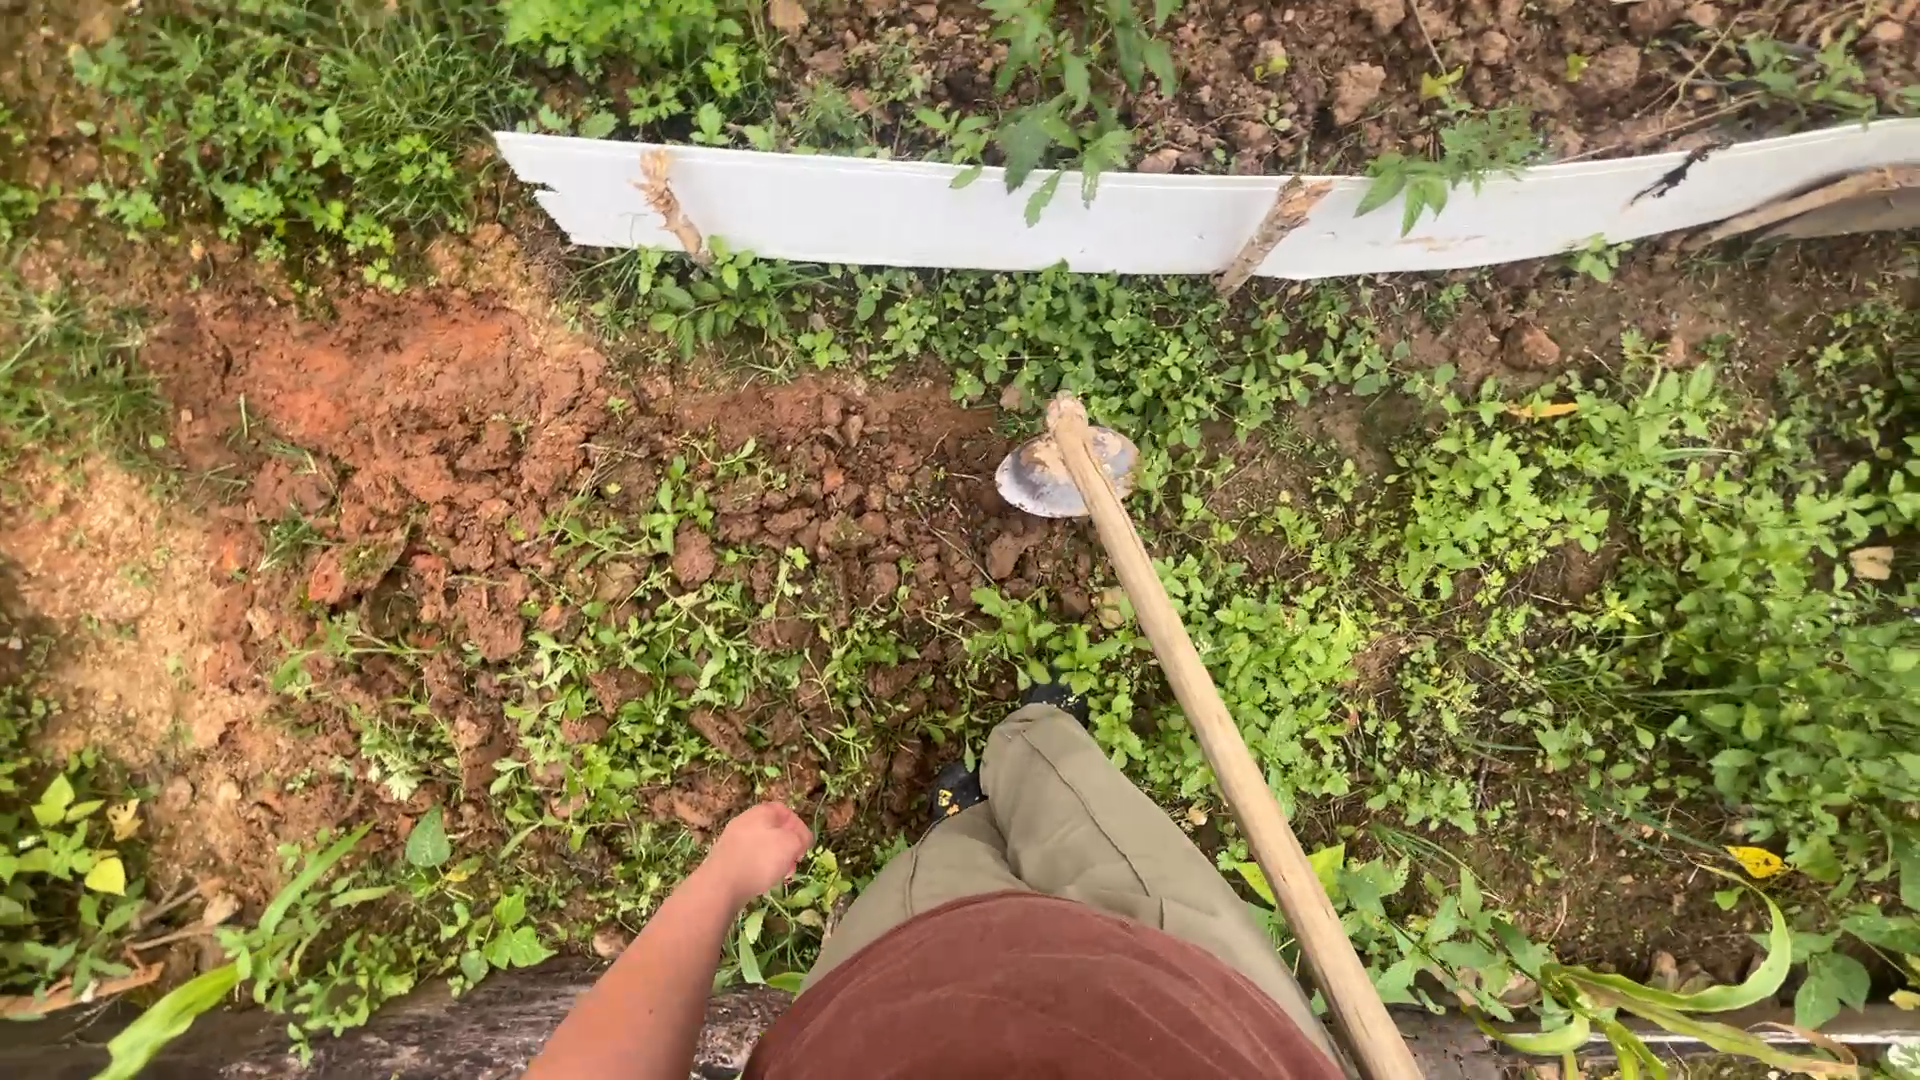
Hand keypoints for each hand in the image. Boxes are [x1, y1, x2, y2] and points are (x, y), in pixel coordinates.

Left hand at [699, 802, 812, 907]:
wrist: (720, 885)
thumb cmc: (760, 859)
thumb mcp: (791, 844)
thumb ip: (801, 838)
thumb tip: (801, 841)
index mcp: (761, 811)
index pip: (785, 811)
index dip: (799, 827)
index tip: (805, 845)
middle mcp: (745, 821)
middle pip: (774, 830)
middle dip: (788, 846)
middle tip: (795, 862)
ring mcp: (732, 840)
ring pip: (762, 846)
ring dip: (776, 859)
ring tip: (781, 876)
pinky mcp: (725, 859)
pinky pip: (749, 859)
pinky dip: (760, 868)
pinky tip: (763, 882)